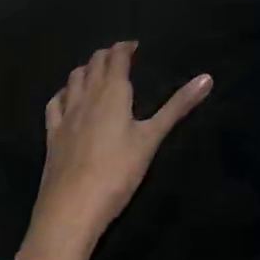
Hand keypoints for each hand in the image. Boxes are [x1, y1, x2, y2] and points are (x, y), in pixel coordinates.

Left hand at [14, 42, 210, 259]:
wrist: (70, 213)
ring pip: (73, 78)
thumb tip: (208, 77)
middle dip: (107, 55)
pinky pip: (55, 103)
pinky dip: (64, 93)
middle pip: (94, 62)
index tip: (136, 46)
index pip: (117, 56)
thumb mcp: (152, 138)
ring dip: (86, 69)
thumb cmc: (117, 172)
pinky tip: (68, 100)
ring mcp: (66, 115)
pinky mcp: (51, 136)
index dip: (126, 47)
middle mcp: (87, 95)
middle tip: (122, 59)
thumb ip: (178, 106)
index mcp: (113, 91)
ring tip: (98, 74)